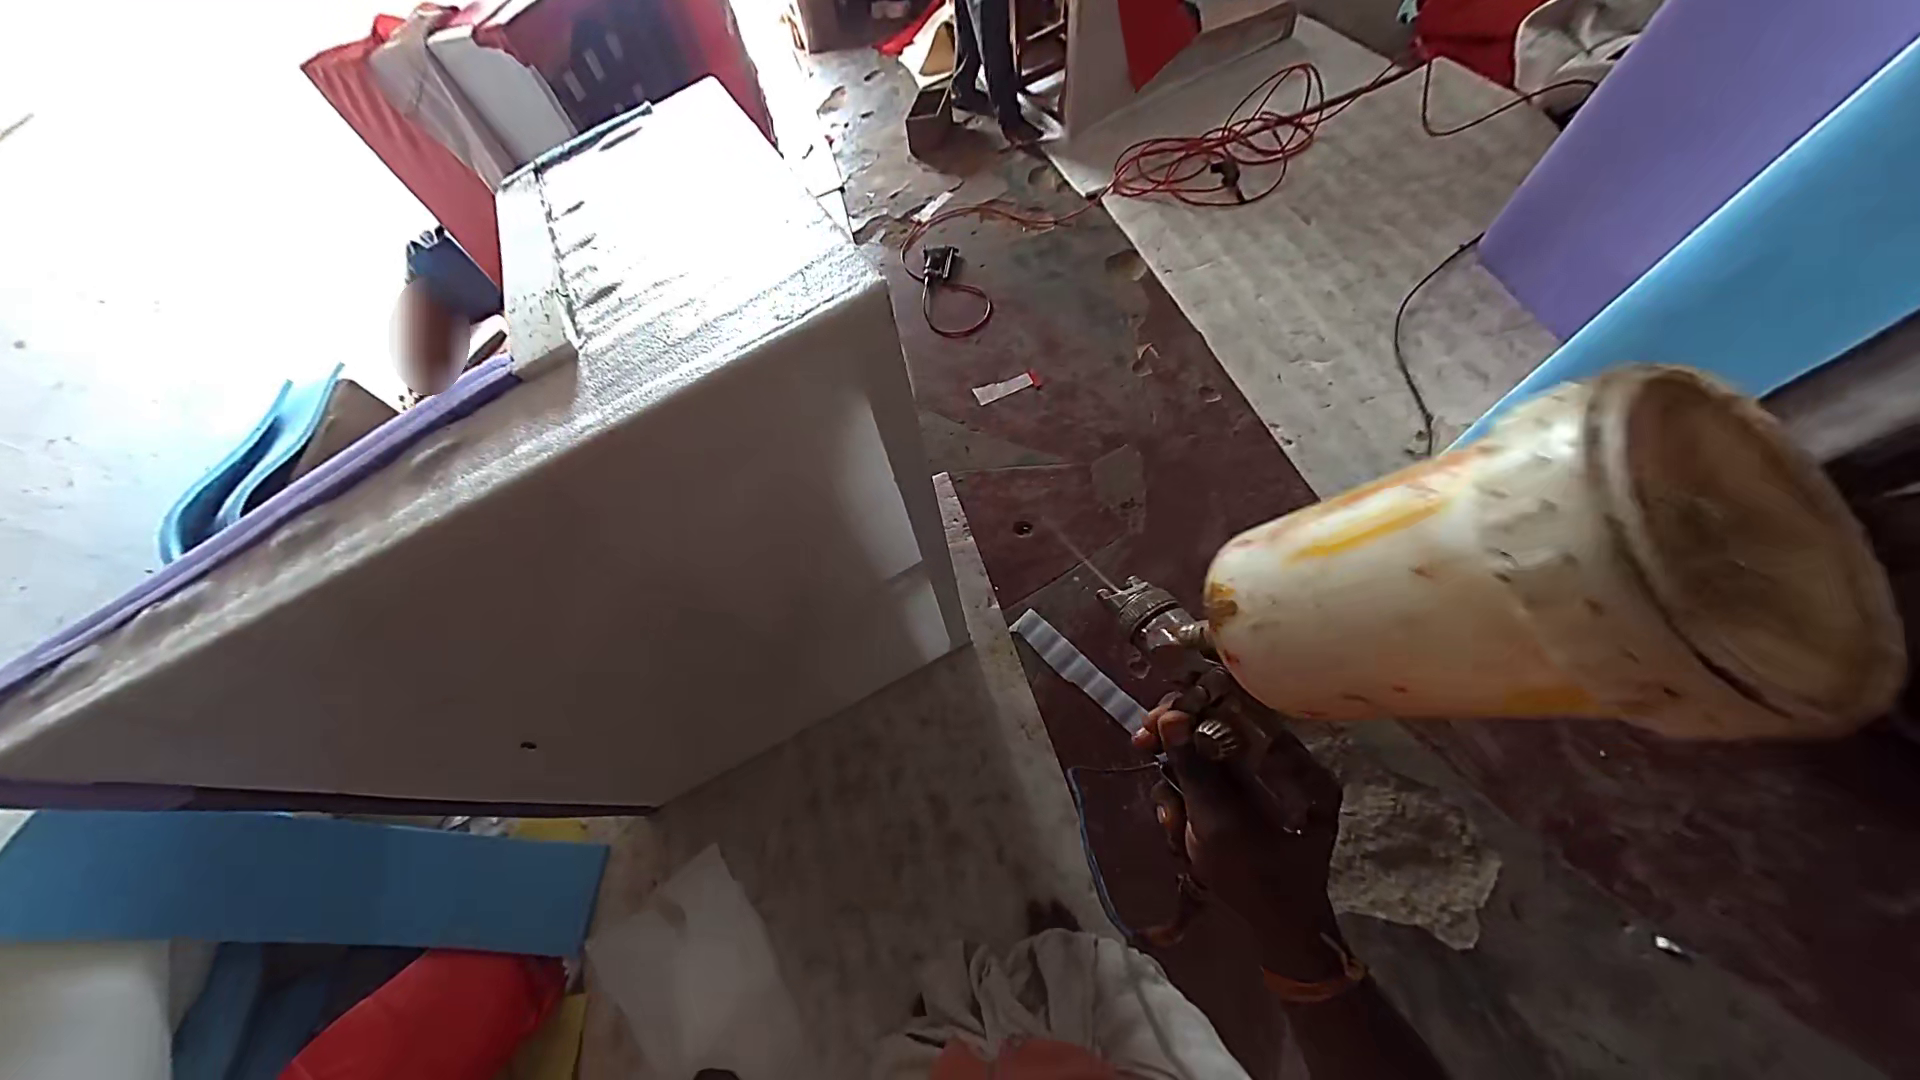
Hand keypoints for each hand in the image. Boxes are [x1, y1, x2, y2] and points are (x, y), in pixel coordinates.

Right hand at [1132, 698, 1345, 976]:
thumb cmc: (1261, 878)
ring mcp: (1245, 782)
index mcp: (1287, 758)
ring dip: (1171, 780)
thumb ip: (1192, 767)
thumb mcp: (1219, 821)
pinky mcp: (1225, 801)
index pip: (1235, 708)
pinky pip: (1189, 783)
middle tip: (1142, 742)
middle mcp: (1269, 762)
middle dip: (1172, 738)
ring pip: (1193, 755)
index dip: (1193, 705)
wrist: (1277, 931)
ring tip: (1170, 816)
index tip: (1159, 717)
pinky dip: (1176, 801)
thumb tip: (1170, 716)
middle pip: (1208, 727)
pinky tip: (1174, 827)